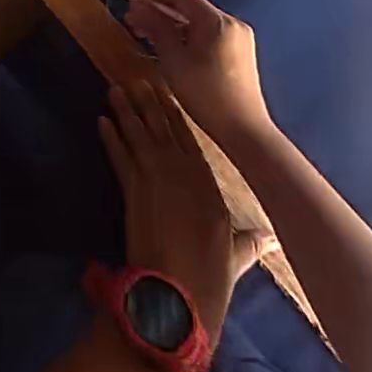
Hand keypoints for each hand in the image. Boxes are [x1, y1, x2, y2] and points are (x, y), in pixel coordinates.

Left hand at [99, 81, 237, 334]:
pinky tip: (101, 119)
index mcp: (207, 180)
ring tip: (113, 89)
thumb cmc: (211, 275)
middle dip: (146, 101)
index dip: (173, 112)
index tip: (163, 91)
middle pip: (160, 127)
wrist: (179, 293)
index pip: (187, 136)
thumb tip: (271, 238)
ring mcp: (155, 176)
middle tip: (134, 79)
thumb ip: (251, 241)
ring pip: (138, 134)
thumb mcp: (236, 254)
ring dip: (124, 110)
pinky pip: (118, 154)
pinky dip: (109, 136)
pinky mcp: (131, 188)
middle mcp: (181, 170)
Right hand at [121, 0, 269, 142]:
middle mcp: (230, 22)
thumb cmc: (205, 94)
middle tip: (131, 17)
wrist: (244, 130)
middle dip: (157, 8)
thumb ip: (156, 27)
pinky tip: (166, 44)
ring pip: (196, 20)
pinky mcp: (238, 51)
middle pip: (188, 5)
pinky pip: (205, 32)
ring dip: (169, 22)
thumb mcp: (173, 59)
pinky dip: (183, 33)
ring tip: (143, 31)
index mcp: (216, 21)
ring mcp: (237, 37)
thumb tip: (138, 6)